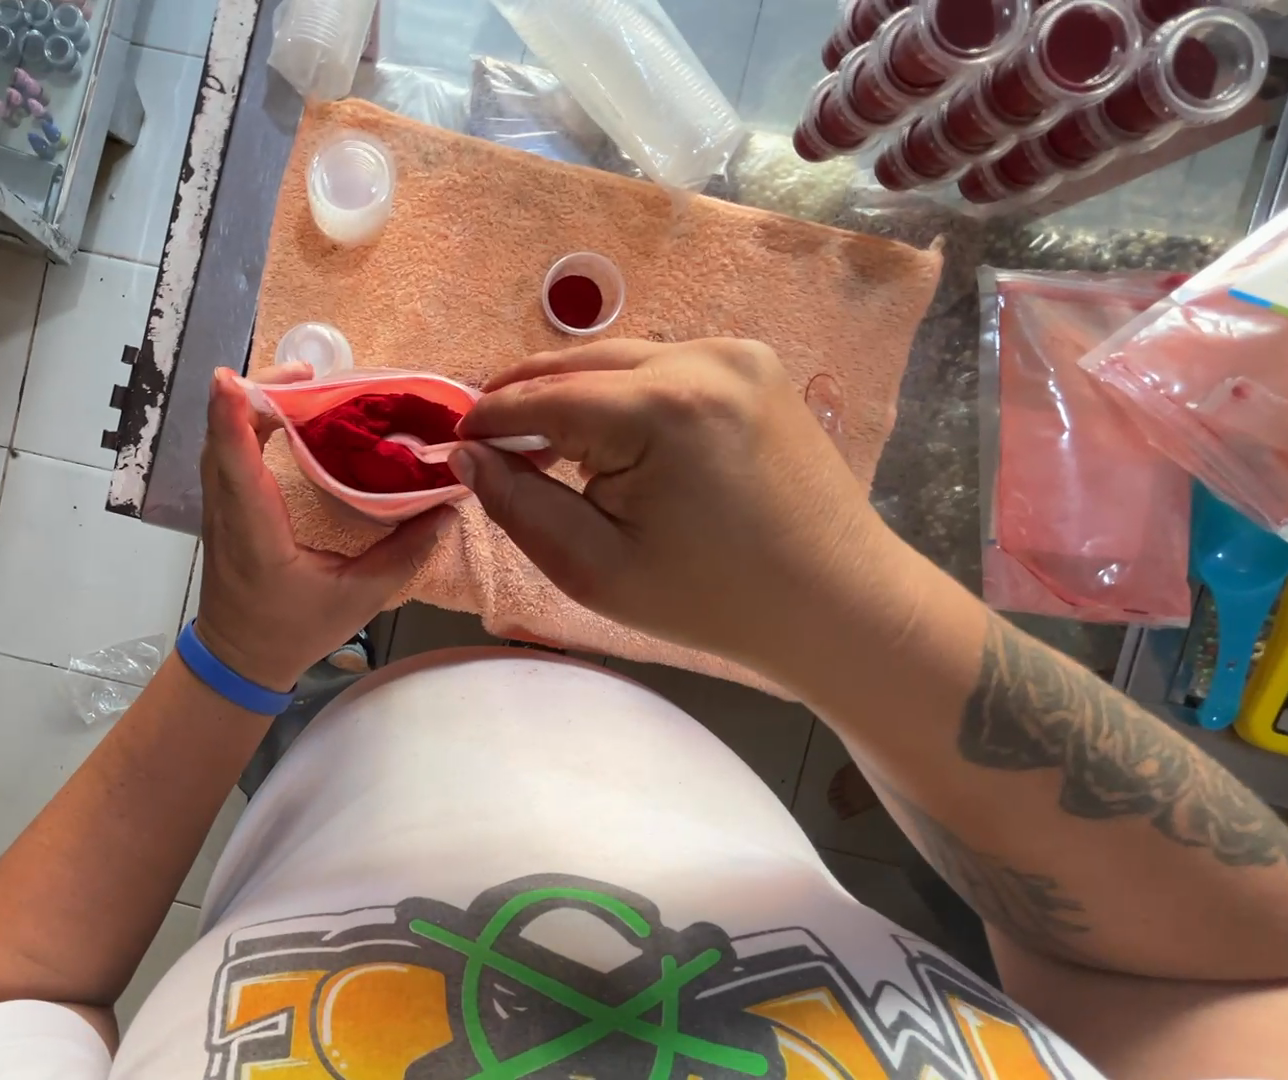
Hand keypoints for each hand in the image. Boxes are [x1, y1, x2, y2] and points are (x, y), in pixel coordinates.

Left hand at [194, 366, 451, 693]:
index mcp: (256, 534)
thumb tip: (447, 510)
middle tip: (308, 371)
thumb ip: (404, 554)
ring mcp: (218, 510)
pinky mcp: (222, 509)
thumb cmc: (293, 632)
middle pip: (224, 440)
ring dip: (250, 405)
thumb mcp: (358, 599)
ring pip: (221, 443)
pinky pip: (226, 455)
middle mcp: (228, 513)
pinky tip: (282, 416)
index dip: (231, 418)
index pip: (236, 466)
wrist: (240, 657)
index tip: (233, 377)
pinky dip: (246, 425)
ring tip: (301, 384)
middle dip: (257, 393)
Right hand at [452, 339, 915, 680]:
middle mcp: (702, 357)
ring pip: (617, 360)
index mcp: (662, 407)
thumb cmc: (706, 600)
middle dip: (523, 398)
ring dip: (568, 393)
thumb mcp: (591, 566)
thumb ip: (517, 502)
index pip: (545, 397)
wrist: (836, 605)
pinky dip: (615, 392)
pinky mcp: (754, 364)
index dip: (489, 418)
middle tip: (482, 436)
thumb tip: (465, 453)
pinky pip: (657, 366)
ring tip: (535, 440)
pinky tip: (601, 433)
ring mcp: (736, 353)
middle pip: (578, 365)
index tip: (451, 439)